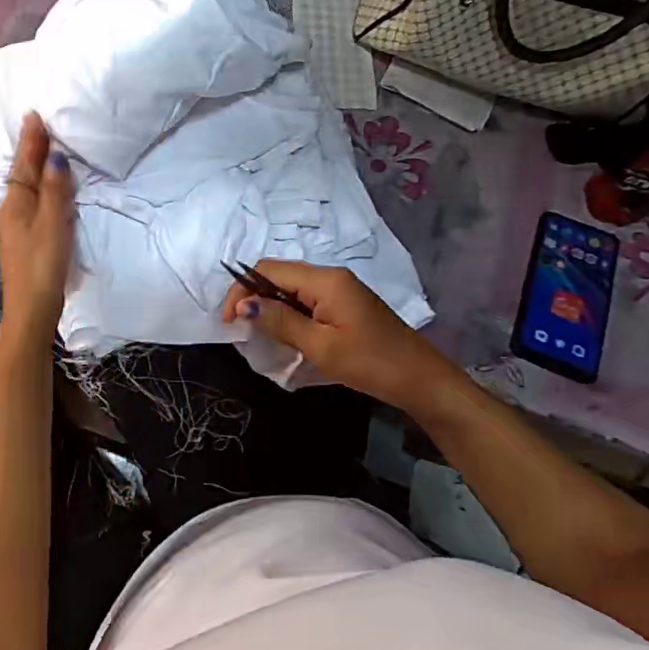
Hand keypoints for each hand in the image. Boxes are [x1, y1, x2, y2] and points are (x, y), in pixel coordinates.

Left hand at [0, 112, 74, 338]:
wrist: (32, 310)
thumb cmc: (42, 265)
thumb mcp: (52, 223)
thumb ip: (54, 189)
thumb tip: (54, 155)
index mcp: (15, 203)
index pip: (24, 163)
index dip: (31, 140)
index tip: (34, 113)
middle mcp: (11, 211)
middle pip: (20, 174)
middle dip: (29, 150)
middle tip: (37, 125)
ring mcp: (15, 228)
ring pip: (24, 189)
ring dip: (32, 168)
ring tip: (42, 150)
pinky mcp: (24, 241)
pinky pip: (30, 203)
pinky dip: (37, 189)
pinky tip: (44, 190)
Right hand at [221, 260, 464, 410]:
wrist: (420, 379)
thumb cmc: (370, 363)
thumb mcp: (319, 346)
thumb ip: (280, 321)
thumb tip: (244, 305)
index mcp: (324, 280)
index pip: (268, 270)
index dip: (242, 290)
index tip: (229, 321)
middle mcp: (330, 276)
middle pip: (278, 274)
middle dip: (252, 295)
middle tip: (240, 327)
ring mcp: (340, 289)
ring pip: (290, 287)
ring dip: (269, 304)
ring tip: (258, 332)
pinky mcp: (344, 303)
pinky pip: (305, 298)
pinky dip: (287, 311)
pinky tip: (284, 332)